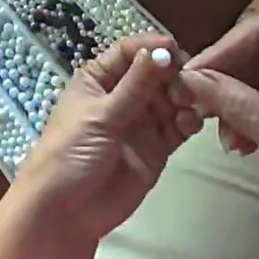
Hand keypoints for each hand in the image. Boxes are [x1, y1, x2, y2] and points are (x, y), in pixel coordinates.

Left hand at [14, 33, 201, 246]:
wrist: (66, 210)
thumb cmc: (71, 152)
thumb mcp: (101, 115)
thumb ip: (135, 86)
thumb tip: (162, 50)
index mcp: (97, 79)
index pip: (128, 52)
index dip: (152, 48)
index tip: (177, 49)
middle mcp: (120, 96)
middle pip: (155, 74)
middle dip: (174, 74)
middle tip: (191, 83)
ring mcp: (139, 122)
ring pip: (170, 99)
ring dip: (184, 98)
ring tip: (193, 105)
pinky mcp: (155, 147)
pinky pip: (177, 127)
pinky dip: (187, 122)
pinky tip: (190, 124)